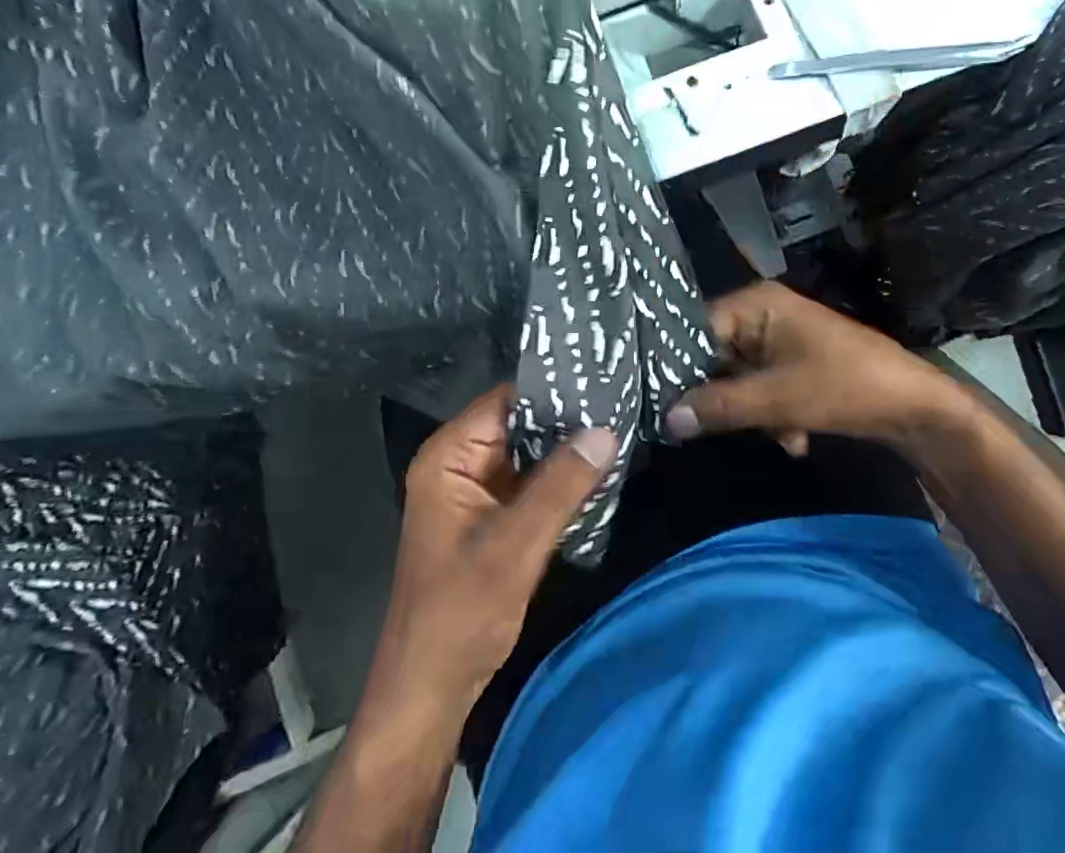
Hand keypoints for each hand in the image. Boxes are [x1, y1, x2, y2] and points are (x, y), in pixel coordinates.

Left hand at [366, 384, 616, 715]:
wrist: (433, 687)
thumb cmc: (459, 614)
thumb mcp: (515, 545)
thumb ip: (561, 485)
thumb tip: (607, 430)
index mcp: (449, 458)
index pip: (508, 400)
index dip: (556, 387)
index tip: (610, 377)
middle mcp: (464, 465)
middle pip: (526, 422)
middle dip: (574, 416)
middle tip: (631, 401)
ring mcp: (483, 491)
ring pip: (538, 452)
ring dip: (576, 446)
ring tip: (630, 425)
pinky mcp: (502, 516)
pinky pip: (542, 480)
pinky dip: (572, 475)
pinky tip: (610, 467)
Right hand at [665, 281, 969, 454]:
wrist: (912, 404)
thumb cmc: (844, 387)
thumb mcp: (776, 400)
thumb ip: (718, 407)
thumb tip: (667, 420)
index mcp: (758, 303)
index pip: (695, 329)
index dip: (680, 369)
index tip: (662, 407)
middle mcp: (766, 314)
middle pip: (719, 358)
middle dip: (730, 400)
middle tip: (731, 429)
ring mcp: (785, 338)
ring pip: (743, 380)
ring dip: (758, 414)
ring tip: (785, 434)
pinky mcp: (800, 363)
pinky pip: (768, 388)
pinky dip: (777, 415)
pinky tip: (797, 438)